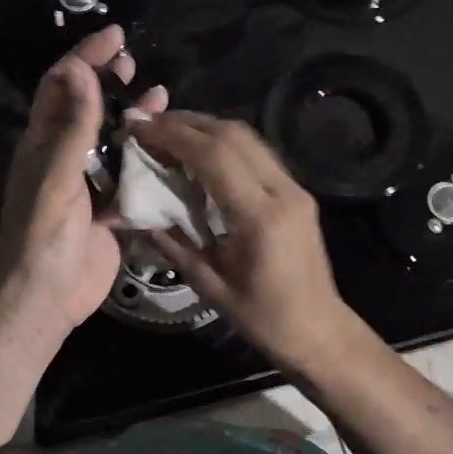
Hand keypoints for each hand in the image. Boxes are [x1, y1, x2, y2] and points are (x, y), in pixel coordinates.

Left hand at [0, 26, 166, 344]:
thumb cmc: (42, 239)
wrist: (46, 300)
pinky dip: (148, 158)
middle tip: (135, 63)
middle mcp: (63, 159)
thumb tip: (79, 70)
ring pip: (111, 140)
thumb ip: (72, 128)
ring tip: (160, 96)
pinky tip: (171, 149)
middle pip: (86, 108)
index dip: (84, 58)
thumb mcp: (56, 179)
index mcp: (41, 146)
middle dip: (108, 81)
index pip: (60, 88)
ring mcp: (87, 185)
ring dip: (132, 118)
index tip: (115, 36)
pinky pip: (129, 176)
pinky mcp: (108, 211)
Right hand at [130, 112, 368, 372]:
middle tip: (148, 125)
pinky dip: (224, 145)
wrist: (318, 330)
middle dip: (187, 123)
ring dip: (206, 129)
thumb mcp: (209, 286)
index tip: (139, 130)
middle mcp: (283, 192)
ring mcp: (294, 189)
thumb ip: (173, 244)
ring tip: (168, 133)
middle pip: (233, 135)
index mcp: (260, 217)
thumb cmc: (263, 318)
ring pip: (248, 138)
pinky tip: (199, 154)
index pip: (214, 156)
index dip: (173, 136)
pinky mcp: (296, 193)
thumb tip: (135, 215)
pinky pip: (257, 155)